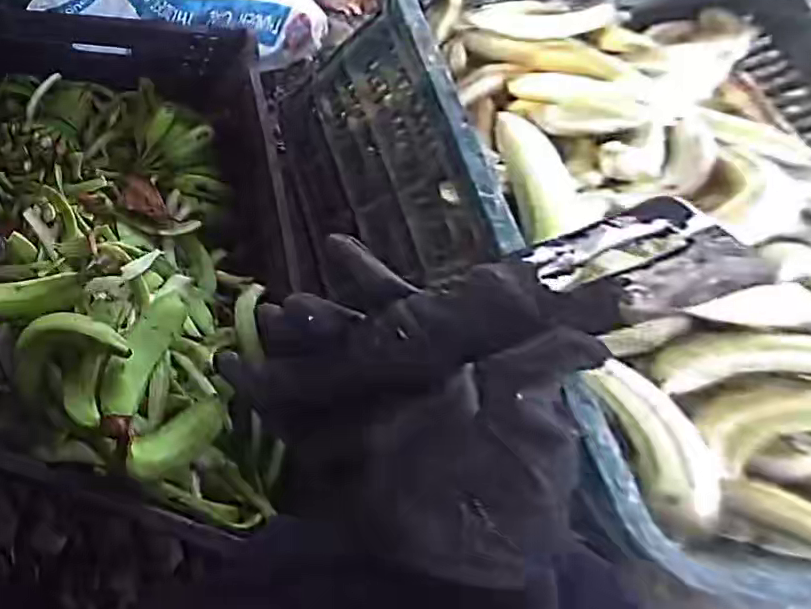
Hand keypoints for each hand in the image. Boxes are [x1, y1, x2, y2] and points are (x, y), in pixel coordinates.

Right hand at [217, 235, 609, 589]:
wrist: (480, 563)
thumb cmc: (519, 491)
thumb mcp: (537, 436)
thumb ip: (535, 385)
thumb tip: (578, 339)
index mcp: (432, 356)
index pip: (397, 307)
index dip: (364, 276)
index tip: (335, 247)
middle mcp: (383, 368)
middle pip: (340, 330)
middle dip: (314, 315)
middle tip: (292, 308)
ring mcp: (349, 400)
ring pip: (308, 359)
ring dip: (281, 341)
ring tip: (263, 327)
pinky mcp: (322, 435)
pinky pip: (284, 406)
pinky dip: (256, 387)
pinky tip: (232, 367)